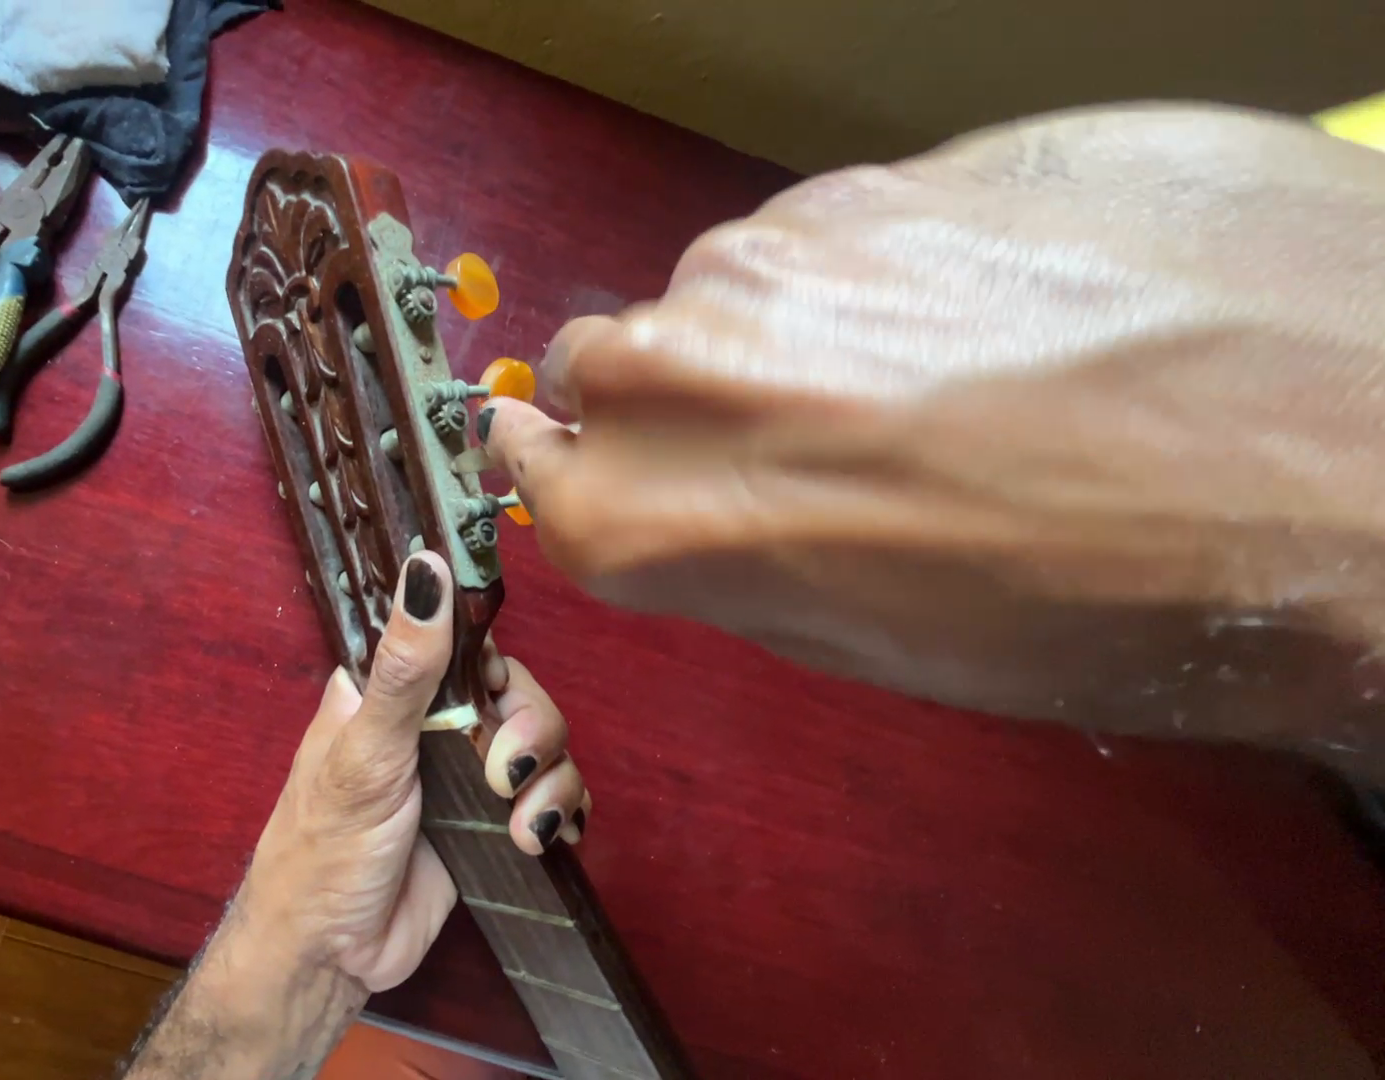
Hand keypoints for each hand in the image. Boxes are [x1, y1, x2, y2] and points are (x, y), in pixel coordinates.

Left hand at [122, 553, 585, 1078]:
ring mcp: (469, 771)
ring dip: (549, 781)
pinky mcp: (495, 820)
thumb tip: (428, 565)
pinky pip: (552, 795)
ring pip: (543, 743)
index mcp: (393, 689)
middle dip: (530, 730)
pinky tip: (544, 839)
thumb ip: (404, 667)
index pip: (462, 641)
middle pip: (516, 691)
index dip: (492, 656)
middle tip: (505, 776)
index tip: (496, 687)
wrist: (333, 956)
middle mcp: (435, 721)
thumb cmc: (330, 845)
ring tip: (522, 829)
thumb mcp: (367, 751)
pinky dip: (560, 811)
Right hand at [480, 104, 1384, 768]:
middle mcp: (662, 372)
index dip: (553, 461)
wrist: (1357, 458)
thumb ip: (709, 550)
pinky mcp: (865, 174)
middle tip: (771, 433)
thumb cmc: (1072, 611)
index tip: (574, 459)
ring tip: (904, 372)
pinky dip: (847, 276)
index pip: (523, 459)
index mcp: (643, 511)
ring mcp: (757, 254)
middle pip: (592, 366)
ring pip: (706, 294)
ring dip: (761, 334)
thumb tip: (669, 493)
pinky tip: (966, 305)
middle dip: (651, 400)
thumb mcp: (844, 633)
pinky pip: (806, 237)